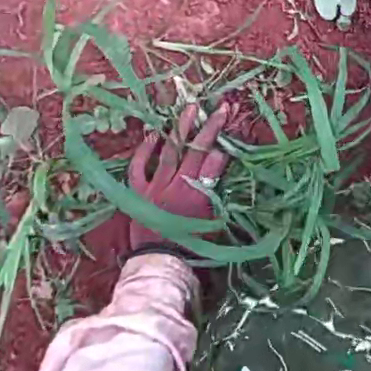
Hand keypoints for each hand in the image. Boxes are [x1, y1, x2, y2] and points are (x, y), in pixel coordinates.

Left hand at [124, 103, 230, 254]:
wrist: (160, 262)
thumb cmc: (192, 248)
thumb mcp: (213, 223)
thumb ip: (217, 196)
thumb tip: (221, 168)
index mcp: (198, 196)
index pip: (214, 163)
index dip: (225, 144)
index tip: (233, 128)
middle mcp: (177, 186)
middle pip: (196, 151)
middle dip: (210, 128)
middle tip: (220, 108)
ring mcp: (155, 187)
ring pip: (170, 152)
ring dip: (181, 129)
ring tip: (190, 108)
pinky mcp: (138, 192)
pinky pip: (138, 167)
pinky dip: (145, 151)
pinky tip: (152, 134)